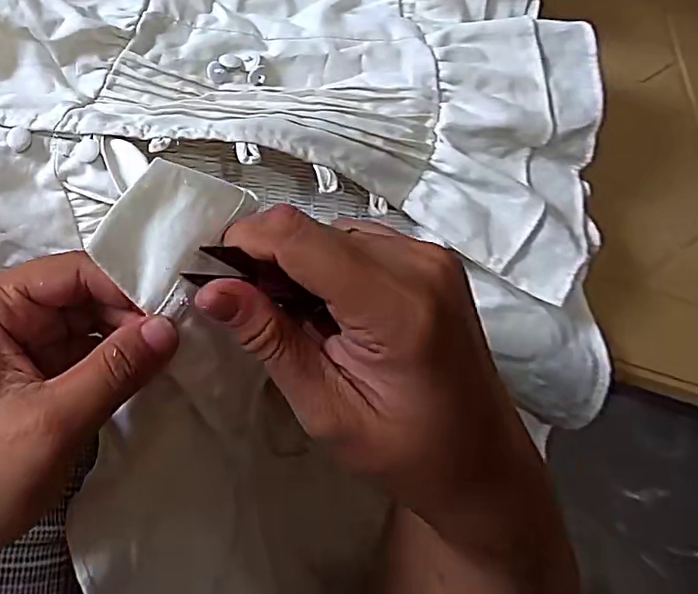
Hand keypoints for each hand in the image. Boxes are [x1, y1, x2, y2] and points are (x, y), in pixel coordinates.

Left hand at [0, 252, 178, 593]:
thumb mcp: (53, 421)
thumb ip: (112, 370)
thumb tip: (168, 327)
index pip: (70, 272)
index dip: (122, 288)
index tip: (173, 312)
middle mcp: (7, 305)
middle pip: (84, 291)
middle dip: (130, 313)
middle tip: (184, 334)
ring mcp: (24, 333)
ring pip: (91, 318)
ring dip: (130, 336)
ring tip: (178, 350)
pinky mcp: (40, 363)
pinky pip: (88, 346)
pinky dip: (118, 358)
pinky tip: (153, 367)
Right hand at [192, 207, 576, 592]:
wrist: (487, 470)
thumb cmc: (411, 454)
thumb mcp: (326, 409)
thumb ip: (267, 339)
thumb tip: (210, 289)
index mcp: (398, 308)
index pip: (294, 235)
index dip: (242, 244)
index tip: (216, 276)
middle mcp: (417, 265)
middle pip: (300, 227)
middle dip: (261, 258)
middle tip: (254, 309)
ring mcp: (425, 255)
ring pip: (316, 227)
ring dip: (288, 262)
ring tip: (297, 316)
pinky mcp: (423, 254)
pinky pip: (342, 235)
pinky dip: (316, 262)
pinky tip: (324, 306)